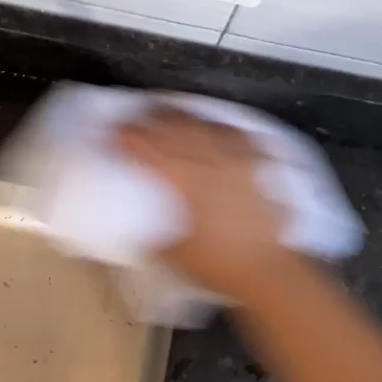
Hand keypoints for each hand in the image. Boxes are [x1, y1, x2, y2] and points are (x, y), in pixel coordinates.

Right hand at [115, 106, 290, 299]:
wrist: (266, 270)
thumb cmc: (216, 265)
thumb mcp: (171, 254)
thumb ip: (153, 236)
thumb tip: (142, 230)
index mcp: (181, 179)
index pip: (147, 148)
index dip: (127, 137)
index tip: (114, 132)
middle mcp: (207, 160)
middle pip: (174, 128)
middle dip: (151, 119)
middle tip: (137, 117)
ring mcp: (235, 159)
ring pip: (205, 125)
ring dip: (184, 116)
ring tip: (172, 112)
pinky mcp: (258, 165)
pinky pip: (239, 135)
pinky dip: (223, 127)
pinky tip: (218, 125)